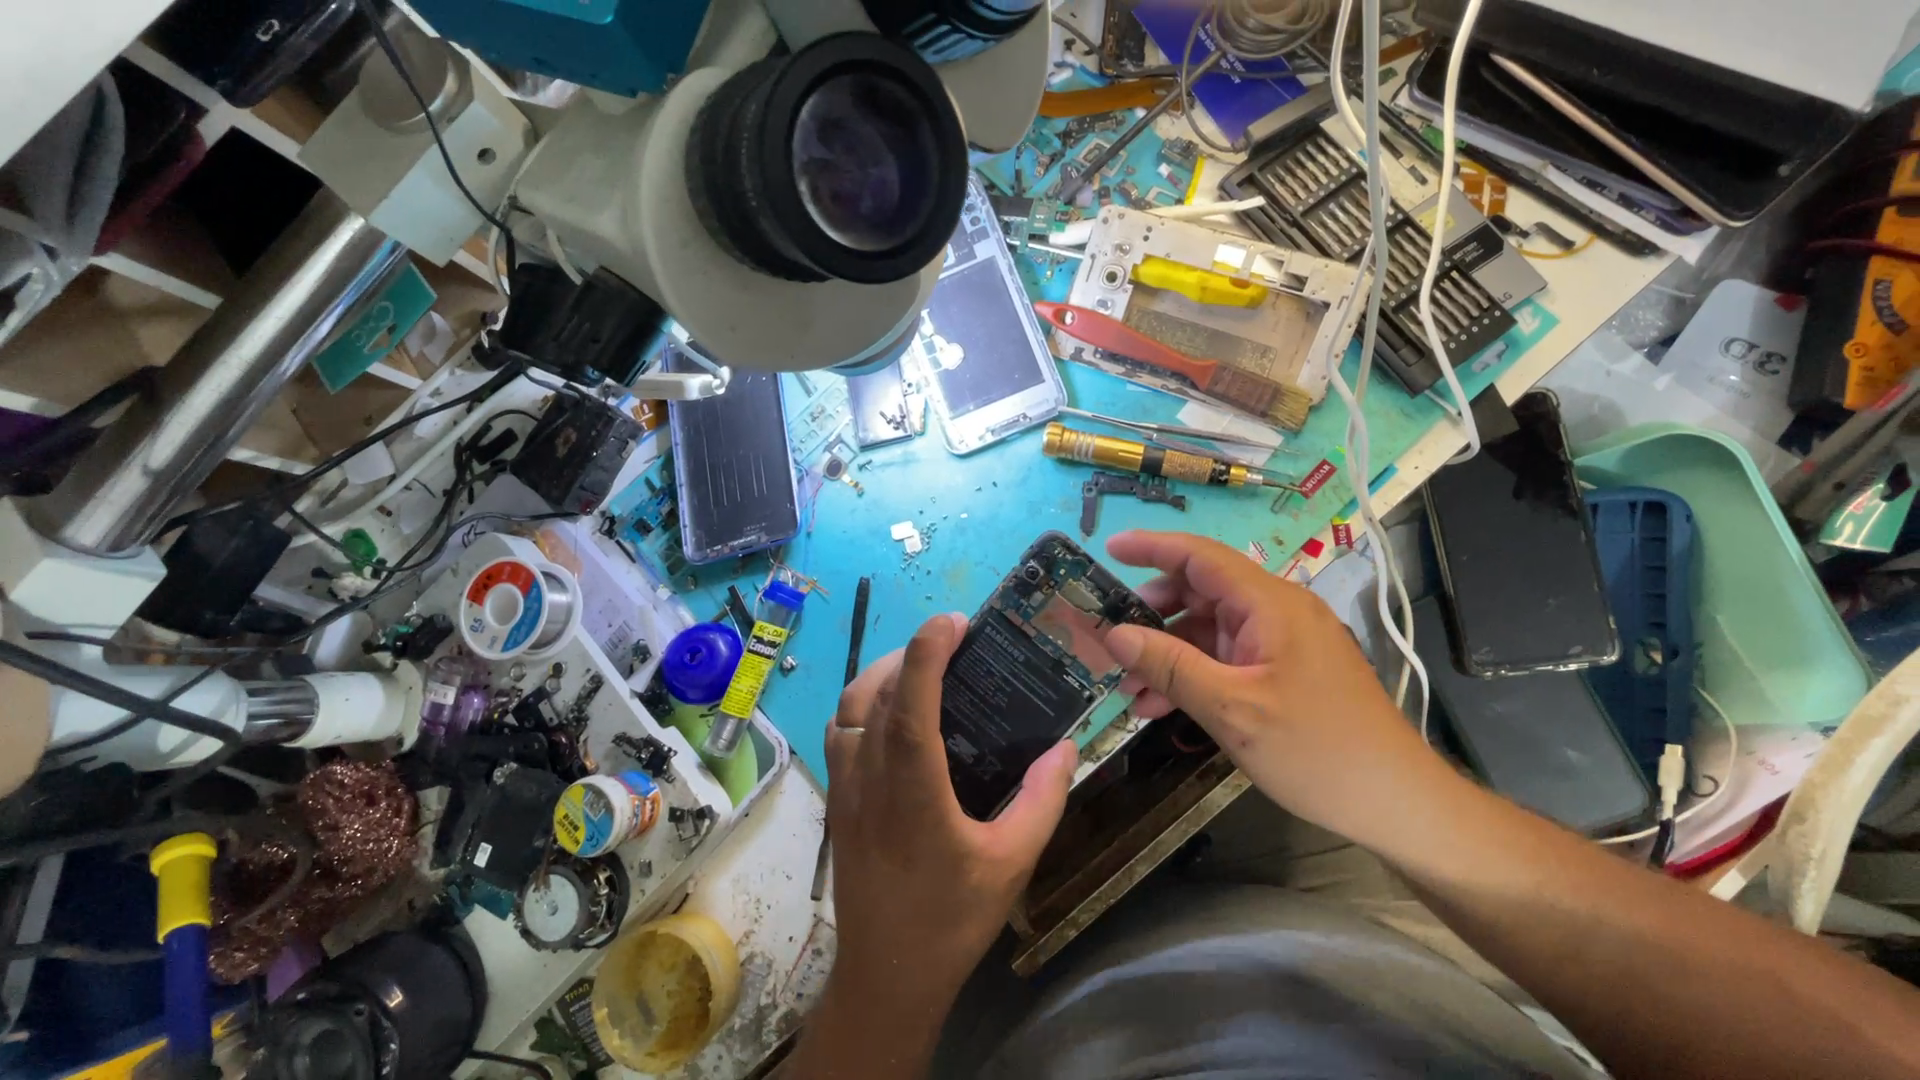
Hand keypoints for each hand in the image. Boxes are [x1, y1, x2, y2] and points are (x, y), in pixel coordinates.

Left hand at [823, 612, 1076, 1011]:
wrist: (887, 974)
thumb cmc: (952, 919)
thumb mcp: (1013, 862)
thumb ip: (1042, 800)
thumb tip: (1066, 747)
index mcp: (913, 790)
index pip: (910, 702)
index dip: (927, 652)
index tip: (954, 621)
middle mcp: (868, 779)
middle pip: (873, 693)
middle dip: (909, 653)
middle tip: (951, 642)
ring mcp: (843, 790)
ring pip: (847, 709)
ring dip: (880, 675)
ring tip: (922, 669)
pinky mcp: (836, 803)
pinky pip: (839, 734)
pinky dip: (862, 705)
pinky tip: (894, 717)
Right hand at [1102, 530, 1446, 834]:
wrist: (1394, 801)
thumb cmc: (1316, 750)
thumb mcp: (1231, 709)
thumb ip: (1170, 666)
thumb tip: (1114, 634)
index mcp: (1271, 604)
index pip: (1201, 556)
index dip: (1152, 548)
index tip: (1107, 550)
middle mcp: (1278, 612)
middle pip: (1202, 593)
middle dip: (1152, 615)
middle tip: (1110, 642)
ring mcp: (1284, 643)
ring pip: (1210, 632)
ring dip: (1169, 655)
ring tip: (1129, 690)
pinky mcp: (1287, 672)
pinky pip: (1229, 660)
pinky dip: (1195, 676)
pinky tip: (1162, 707)